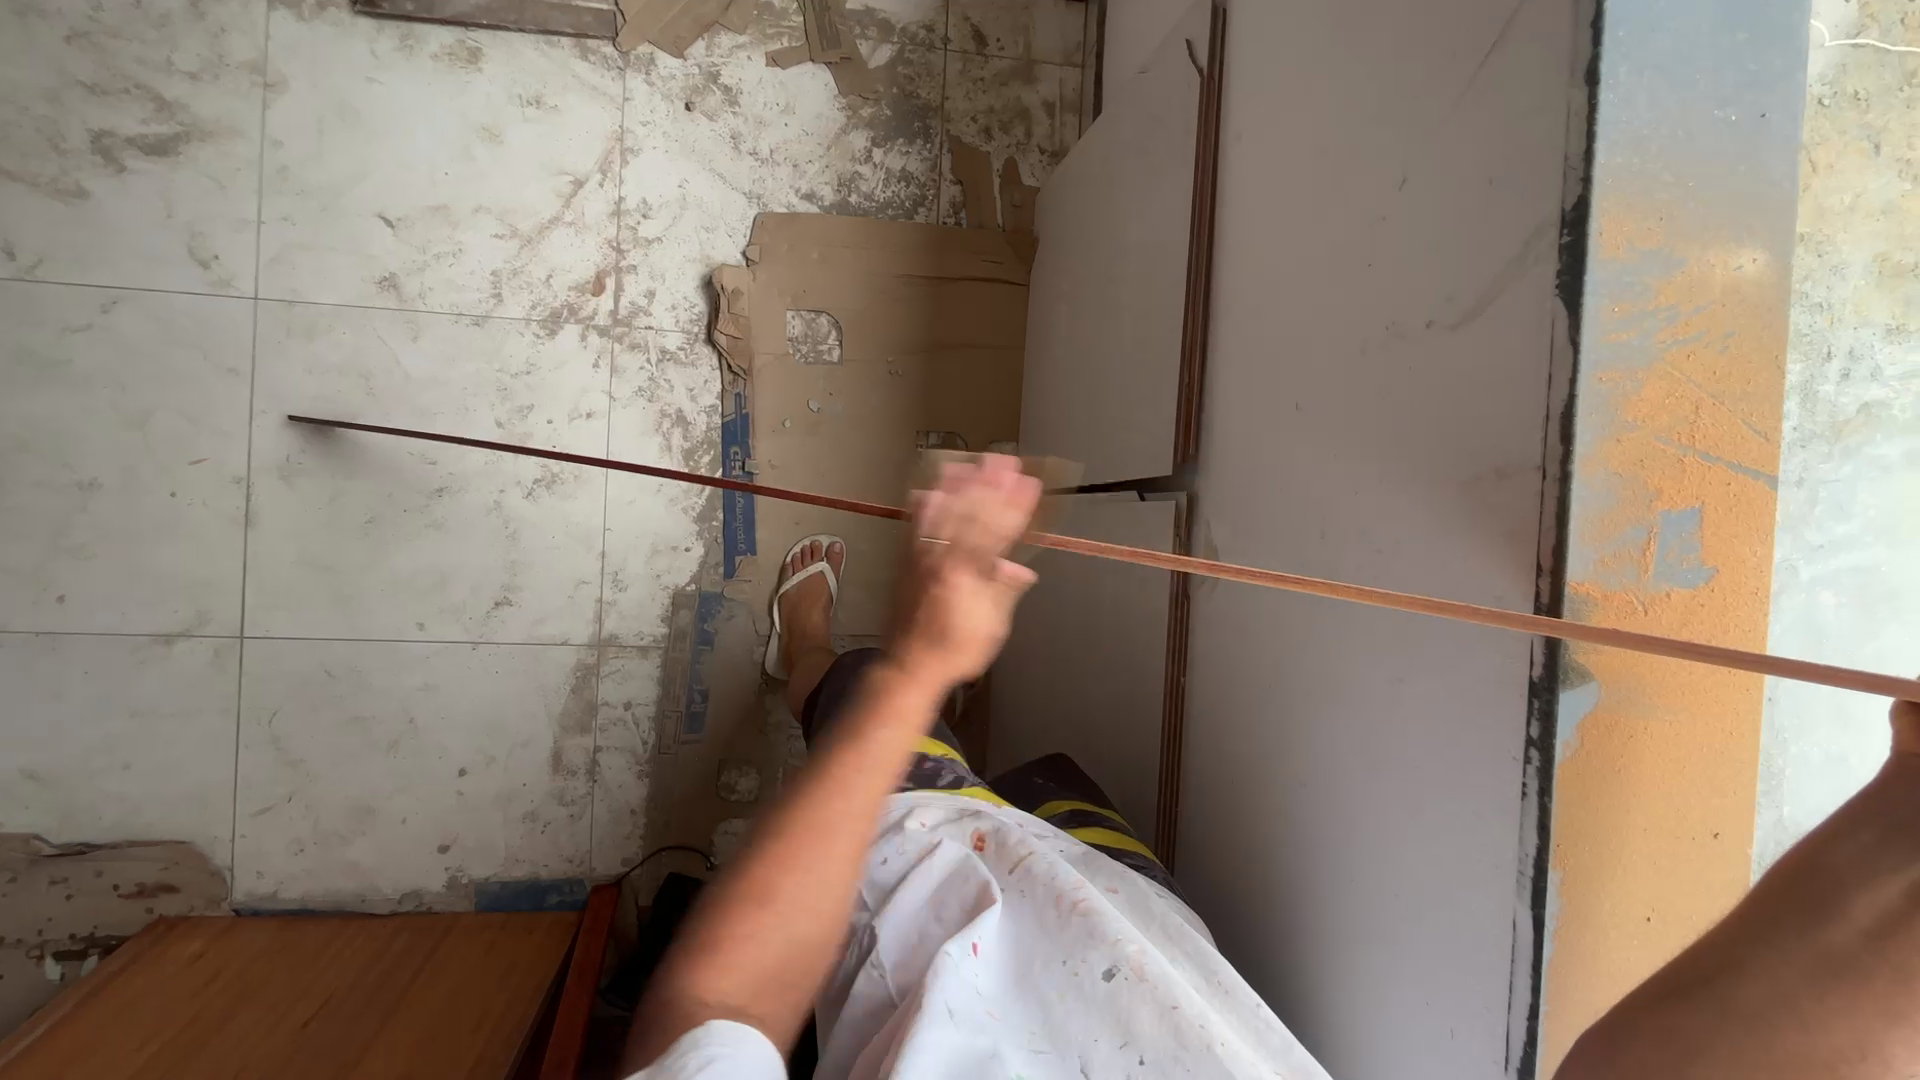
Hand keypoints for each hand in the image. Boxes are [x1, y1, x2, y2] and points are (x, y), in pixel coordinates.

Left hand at [888, 455, 1041, 688]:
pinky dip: (924, 506)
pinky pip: (915, 526)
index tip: (1029, 484)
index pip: (996, 531)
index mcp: (967, 574)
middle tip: (1004, 460)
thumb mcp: (991, 627)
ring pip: (941, 513)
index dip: (1014, 506)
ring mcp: (922, 557)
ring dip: (958, 485)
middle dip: (989, 484)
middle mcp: (942, 559)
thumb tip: (1020, 570)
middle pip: (969, 513)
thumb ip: (1003, 592)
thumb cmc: (954, 650)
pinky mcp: (907, 561)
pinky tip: (930, 490)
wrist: (910, 665)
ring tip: (970, 462)